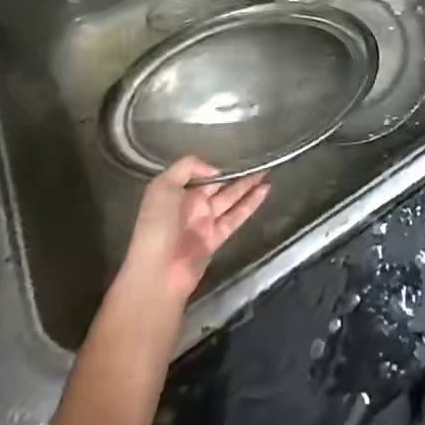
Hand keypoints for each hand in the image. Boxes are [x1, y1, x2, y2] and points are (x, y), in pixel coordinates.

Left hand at [120, 157, 269, 304]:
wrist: (157, 272)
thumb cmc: (156, 226)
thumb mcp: (162, 186)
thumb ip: (187, 168)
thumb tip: (215, 170)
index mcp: (176, 192)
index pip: (200, 174)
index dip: (218, 165)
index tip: (237, 153)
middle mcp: (191, 205)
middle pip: (219, 185)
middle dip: (238, 174)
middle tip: (260, 161)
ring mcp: (205, 222)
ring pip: (231, 199)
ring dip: (249, 186)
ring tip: (268, 172)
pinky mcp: (216, 238)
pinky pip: (237, 216)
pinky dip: (251, 204)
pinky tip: (265, 191)